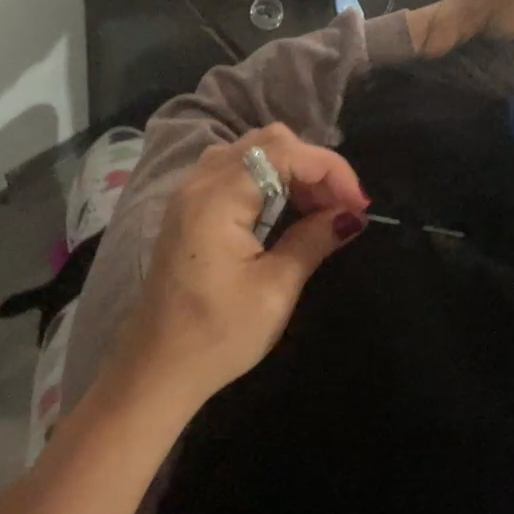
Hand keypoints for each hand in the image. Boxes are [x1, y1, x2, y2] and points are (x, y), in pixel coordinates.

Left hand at [107, 124, 372, 409]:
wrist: (155, 371)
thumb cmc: (216, 336)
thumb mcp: (274, 291)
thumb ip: (312, 241)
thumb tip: (350, 215)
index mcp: (217, 198)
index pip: (284, 152)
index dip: (330, 169)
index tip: (359, 205)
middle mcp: (199, 182)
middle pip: (268, 142)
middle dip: (314, 166)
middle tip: (341, 209)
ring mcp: (190, 192)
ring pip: (252, 151)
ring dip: (293, 170)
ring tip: (320, 210)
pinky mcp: (190, 208)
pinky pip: (236, 170)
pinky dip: (269, 178)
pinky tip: (287, 211)